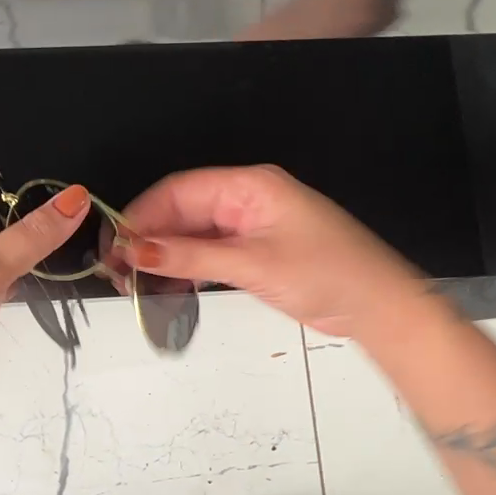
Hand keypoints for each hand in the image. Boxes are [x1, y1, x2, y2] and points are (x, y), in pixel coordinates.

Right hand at [119, 165, 426, 337]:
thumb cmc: (330, 273)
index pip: (180, 190)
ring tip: (134, 282)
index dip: (143, 214)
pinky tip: (165, 286)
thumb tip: (137, 250)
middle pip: (180, 213)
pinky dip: (183, 268)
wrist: (379, 308)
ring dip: (162, 256)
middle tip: (119, 268)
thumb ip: (191, 257)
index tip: (116, 243)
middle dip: (148, 238)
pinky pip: (205, 254)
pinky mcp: (251, 253)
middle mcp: (245, 200)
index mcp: (250, 186)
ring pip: (189, 235)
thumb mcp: (253, 263)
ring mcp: (247, 228)